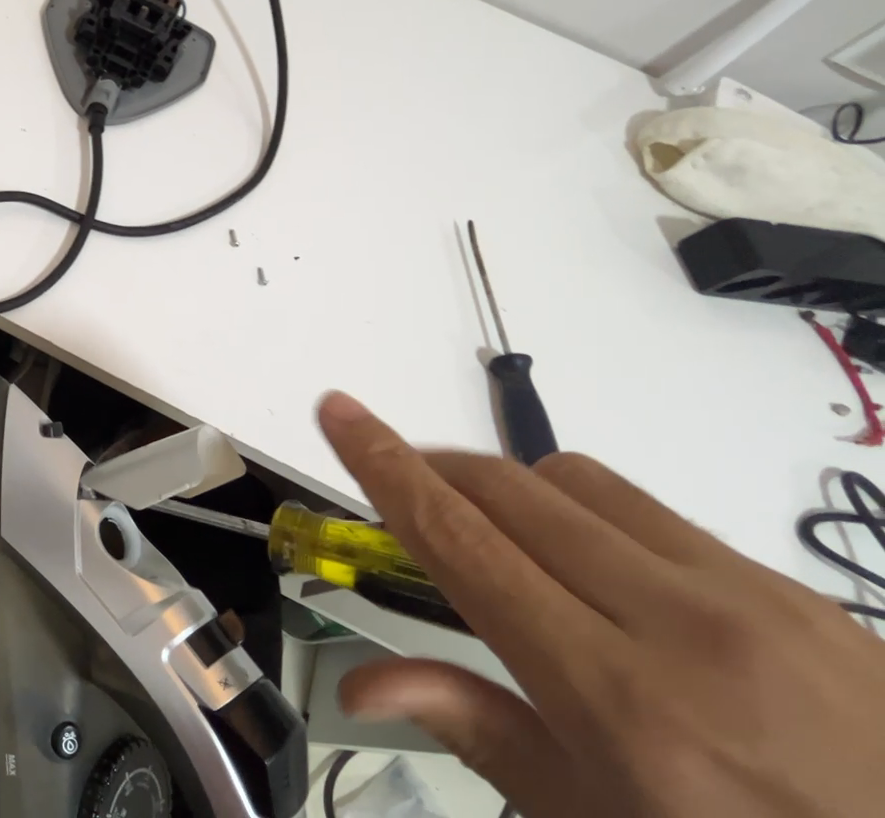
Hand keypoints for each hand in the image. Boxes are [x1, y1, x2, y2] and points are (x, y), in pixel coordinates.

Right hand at [317, 391, 884, 817]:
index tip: (337, 410)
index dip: (384, 467)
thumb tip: (358, 681)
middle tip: (401, 493)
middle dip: (435, 471)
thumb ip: (473, 727)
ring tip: (504, 542)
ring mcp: (751, 596)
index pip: (460, 542)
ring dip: (512, 491)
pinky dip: (593, 518)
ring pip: (579, 482)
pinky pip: (658, 513)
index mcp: (610, 694)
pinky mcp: (801, 590)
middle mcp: (677, 621)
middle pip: (509, 488)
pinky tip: (607, 579)